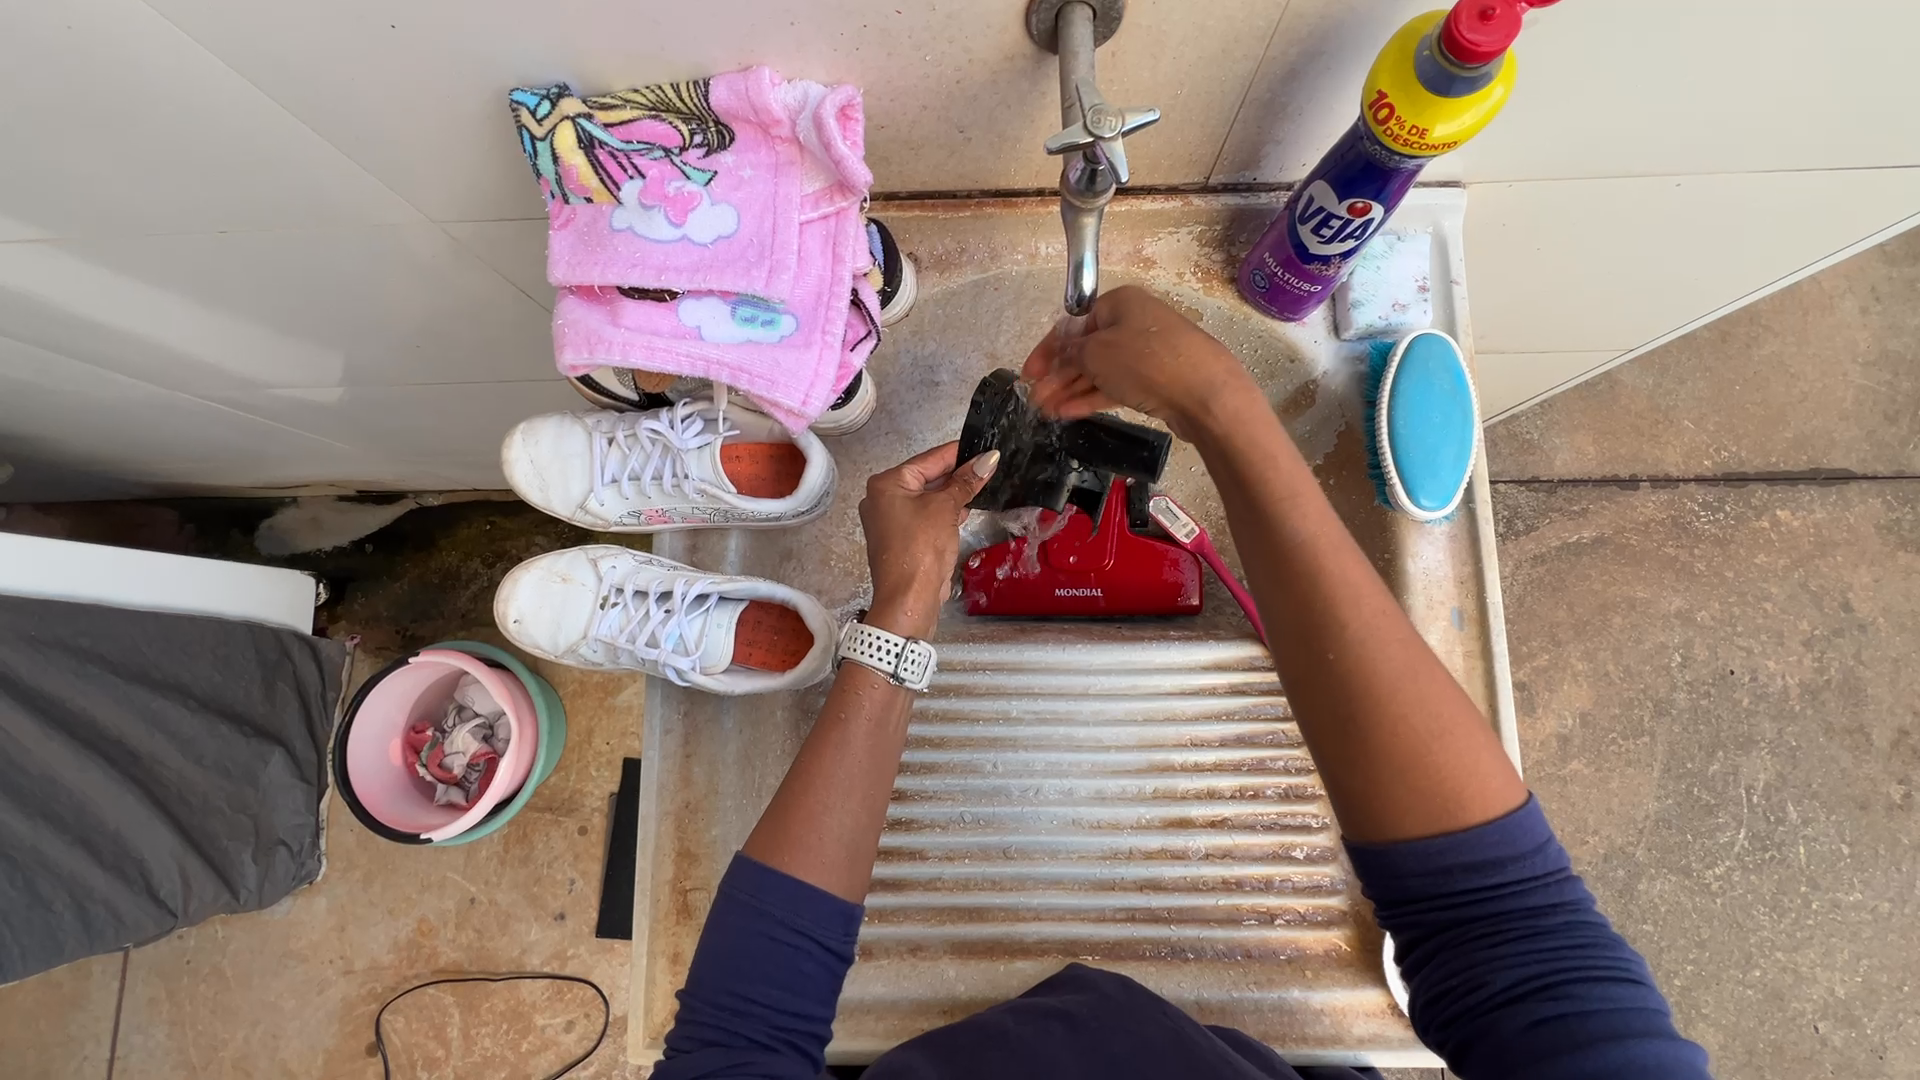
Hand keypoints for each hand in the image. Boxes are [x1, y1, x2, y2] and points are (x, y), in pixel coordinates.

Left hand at [859, 441, 999, 638]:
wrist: (909, 598)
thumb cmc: (921, 549)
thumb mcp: (946, 509)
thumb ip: (966, 482)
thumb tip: (989, 459)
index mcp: (886, 484)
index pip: (929, 459)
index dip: (959, 454)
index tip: (986, 449)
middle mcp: (882, 498)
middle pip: (927, 477)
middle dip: (957, 476)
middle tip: (989, 468)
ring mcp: (891, 520)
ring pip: (928, 498)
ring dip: (952, 495)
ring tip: (981, 487)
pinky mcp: (902, 538)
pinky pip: (926, 516)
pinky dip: (944, 513)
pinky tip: (965, 510)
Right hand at [1020, 285, 1259, 441]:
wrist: (1204, 393)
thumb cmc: (1145, 362)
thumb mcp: (1097, 352)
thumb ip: (1071, 351)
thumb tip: (1060, 348)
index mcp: (1118, 304)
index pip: (1072, 326)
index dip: (1047, 351)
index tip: (1027, 374)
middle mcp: (1133, 323)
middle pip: (1085, 350)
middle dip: (1057, 375)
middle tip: (1034, 399)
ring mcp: (1145, 354)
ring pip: (1099, 372)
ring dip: (1070, 390)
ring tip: (1045, 411)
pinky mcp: (1155, 382)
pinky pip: (1115, 387)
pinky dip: (1091, 397)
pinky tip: (1068, 412)